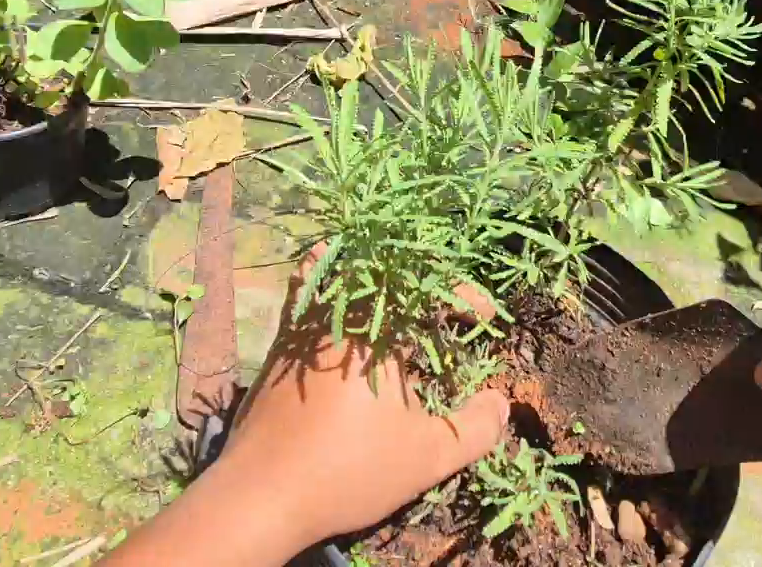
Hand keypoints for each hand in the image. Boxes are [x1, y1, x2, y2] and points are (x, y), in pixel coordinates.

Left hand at [100, 254, 509, 566]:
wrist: (259, 496)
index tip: (486, 316)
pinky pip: (304, 284)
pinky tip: (338, 291)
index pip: (433, 290)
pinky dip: (324, 272)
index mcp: (379, 329)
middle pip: (389, 266)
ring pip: (340, 264)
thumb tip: (502, 400)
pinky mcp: (282, 340)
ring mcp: (305, 322)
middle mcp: (341, 311)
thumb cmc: (348, 470)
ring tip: (398, 281)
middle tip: (444, 299)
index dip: (466, 297)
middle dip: (425, 275)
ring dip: (374, 265)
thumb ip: (474, 428)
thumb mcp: (427, 456)